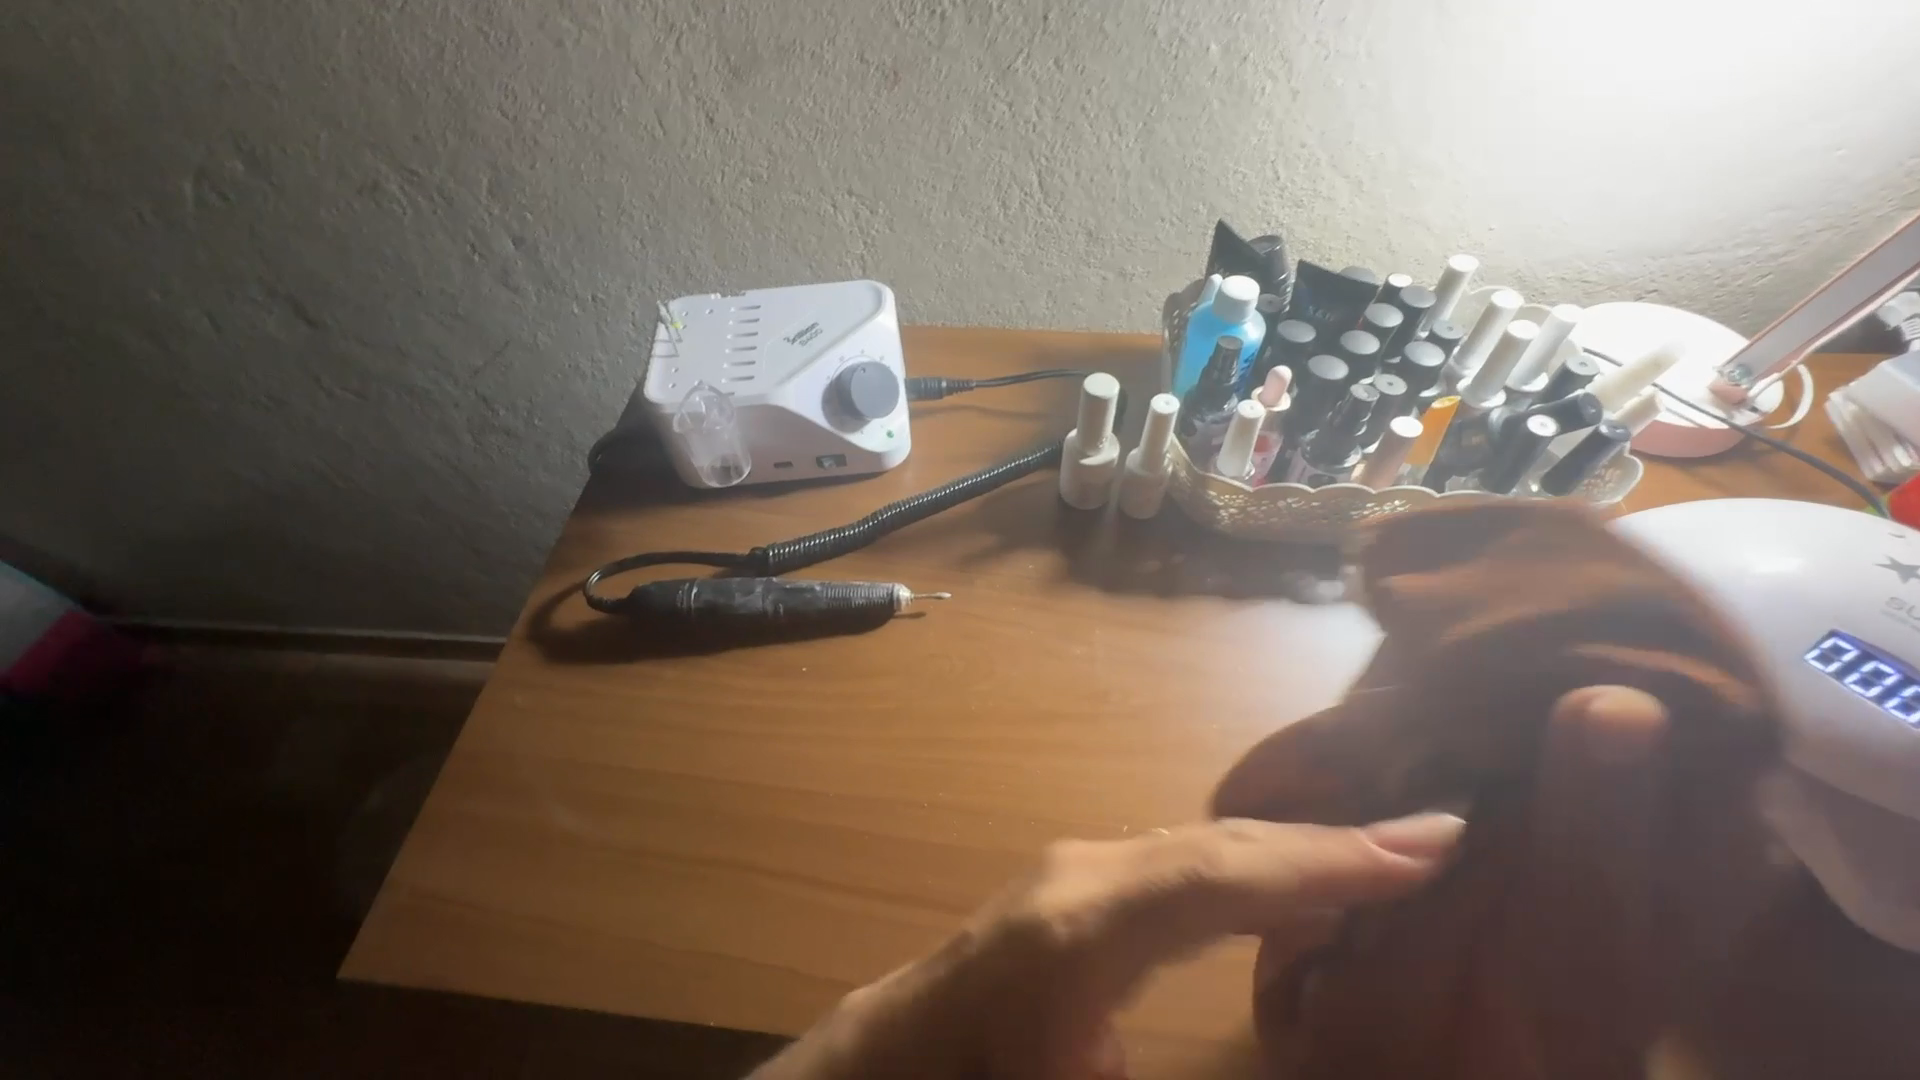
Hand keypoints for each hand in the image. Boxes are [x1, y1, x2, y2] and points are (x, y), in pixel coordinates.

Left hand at [750, 813, 1463, 1079]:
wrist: (896, 1058)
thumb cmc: (986, 1069)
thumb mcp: (1085, 1077)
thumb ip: (1200, 1050)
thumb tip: (1310, 1035)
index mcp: (1080, 923)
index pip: (1217, 871)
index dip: (1322, 856)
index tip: (1432, 840)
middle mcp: (1082, 873)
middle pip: (1218, 842)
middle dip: (1327, 838)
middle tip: (1442, 831)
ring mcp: (1077, 871)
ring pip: (1203, 844)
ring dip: (1294, 848)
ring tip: (1392, 852)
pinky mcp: (1080, 886)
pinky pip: (1182, 864)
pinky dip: (1250, 867)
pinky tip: (1297, 884)